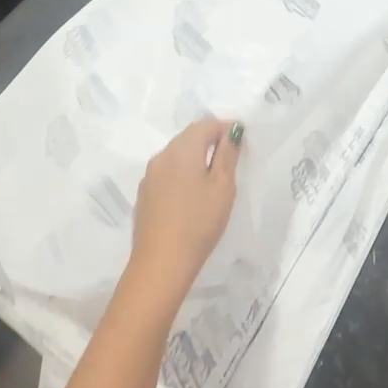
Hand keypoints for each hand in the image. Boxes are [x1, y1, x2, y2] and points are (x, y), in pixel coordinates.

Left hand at [127, 119, 240, 303]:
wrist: (161, 263)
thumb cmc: (199, 222)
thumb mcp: (223, 186)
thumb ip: (228, 154)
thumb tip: (231, 132)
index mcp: (182, 149)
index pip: (206, 124)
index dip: (227, 128)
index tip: (242, 142)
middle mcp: (162, 155)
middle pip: (189, 136)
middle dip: (211, 140)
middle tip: (231, 159)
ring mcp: (149, 175)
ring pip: (176, 154)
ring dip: (196, 157)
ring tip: (213, 178)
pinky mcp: (144, 194)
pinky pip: (167, 172)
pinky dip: (182, 173)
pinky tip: (191, 195)